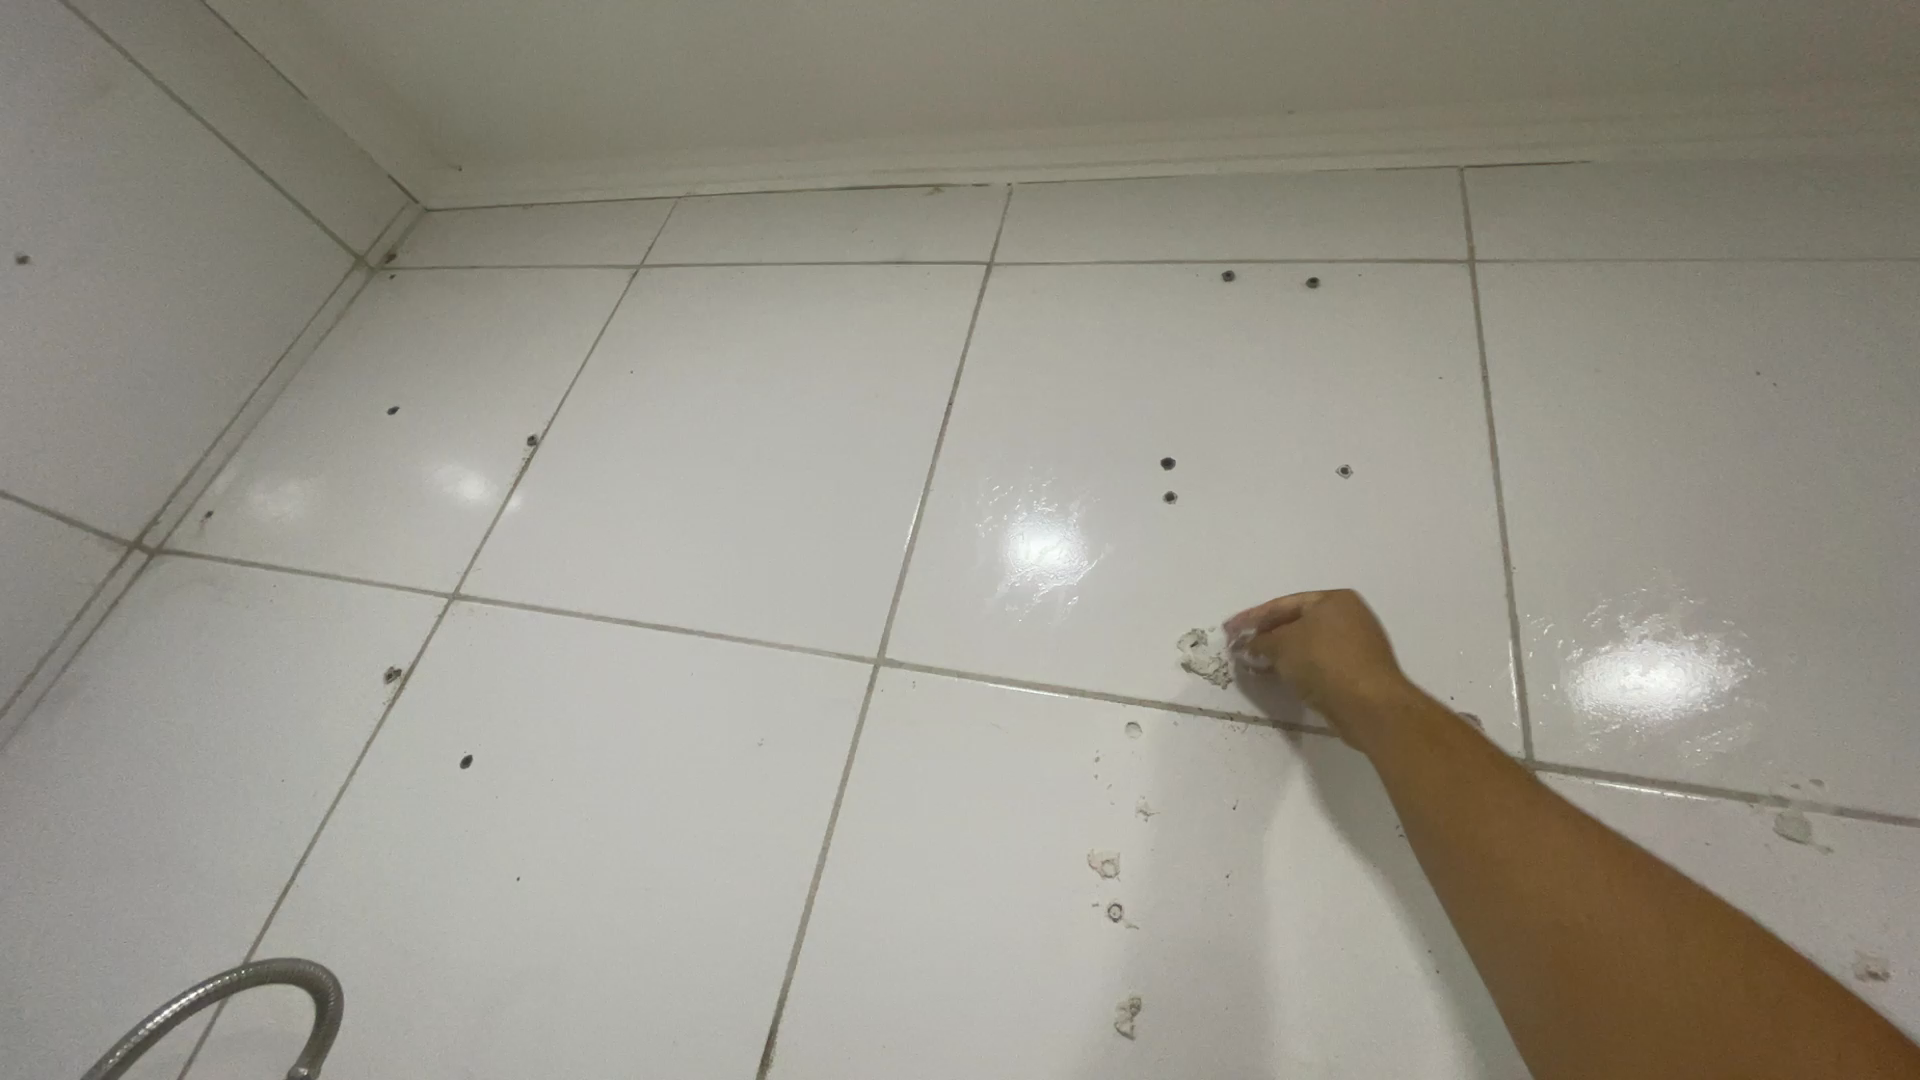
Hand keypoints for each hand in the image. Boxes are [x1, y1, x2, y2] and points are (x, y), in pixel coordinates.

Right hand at [1223, 589, 1417, 747]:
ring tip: (1254, 663)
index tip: (1228, 630)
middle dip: (1265, 636)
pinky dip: (1298, 665)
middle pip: (1296, 623)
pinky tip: (1280, 675)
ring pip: (1307, 644)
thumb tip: (1245, 645)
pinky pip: (1319, 661)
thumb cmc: (1323, 661)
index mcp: (1334, 600)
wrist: (1369, 705)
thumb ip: (1258, 641)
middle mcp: (1349, 616)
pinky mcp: (1357, 670)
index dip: (1251, 618)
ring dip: (1280, 653)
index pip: (1282, 605)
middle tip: (1239, 646)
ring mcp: (1357, 644)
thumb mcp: (1281, 645)